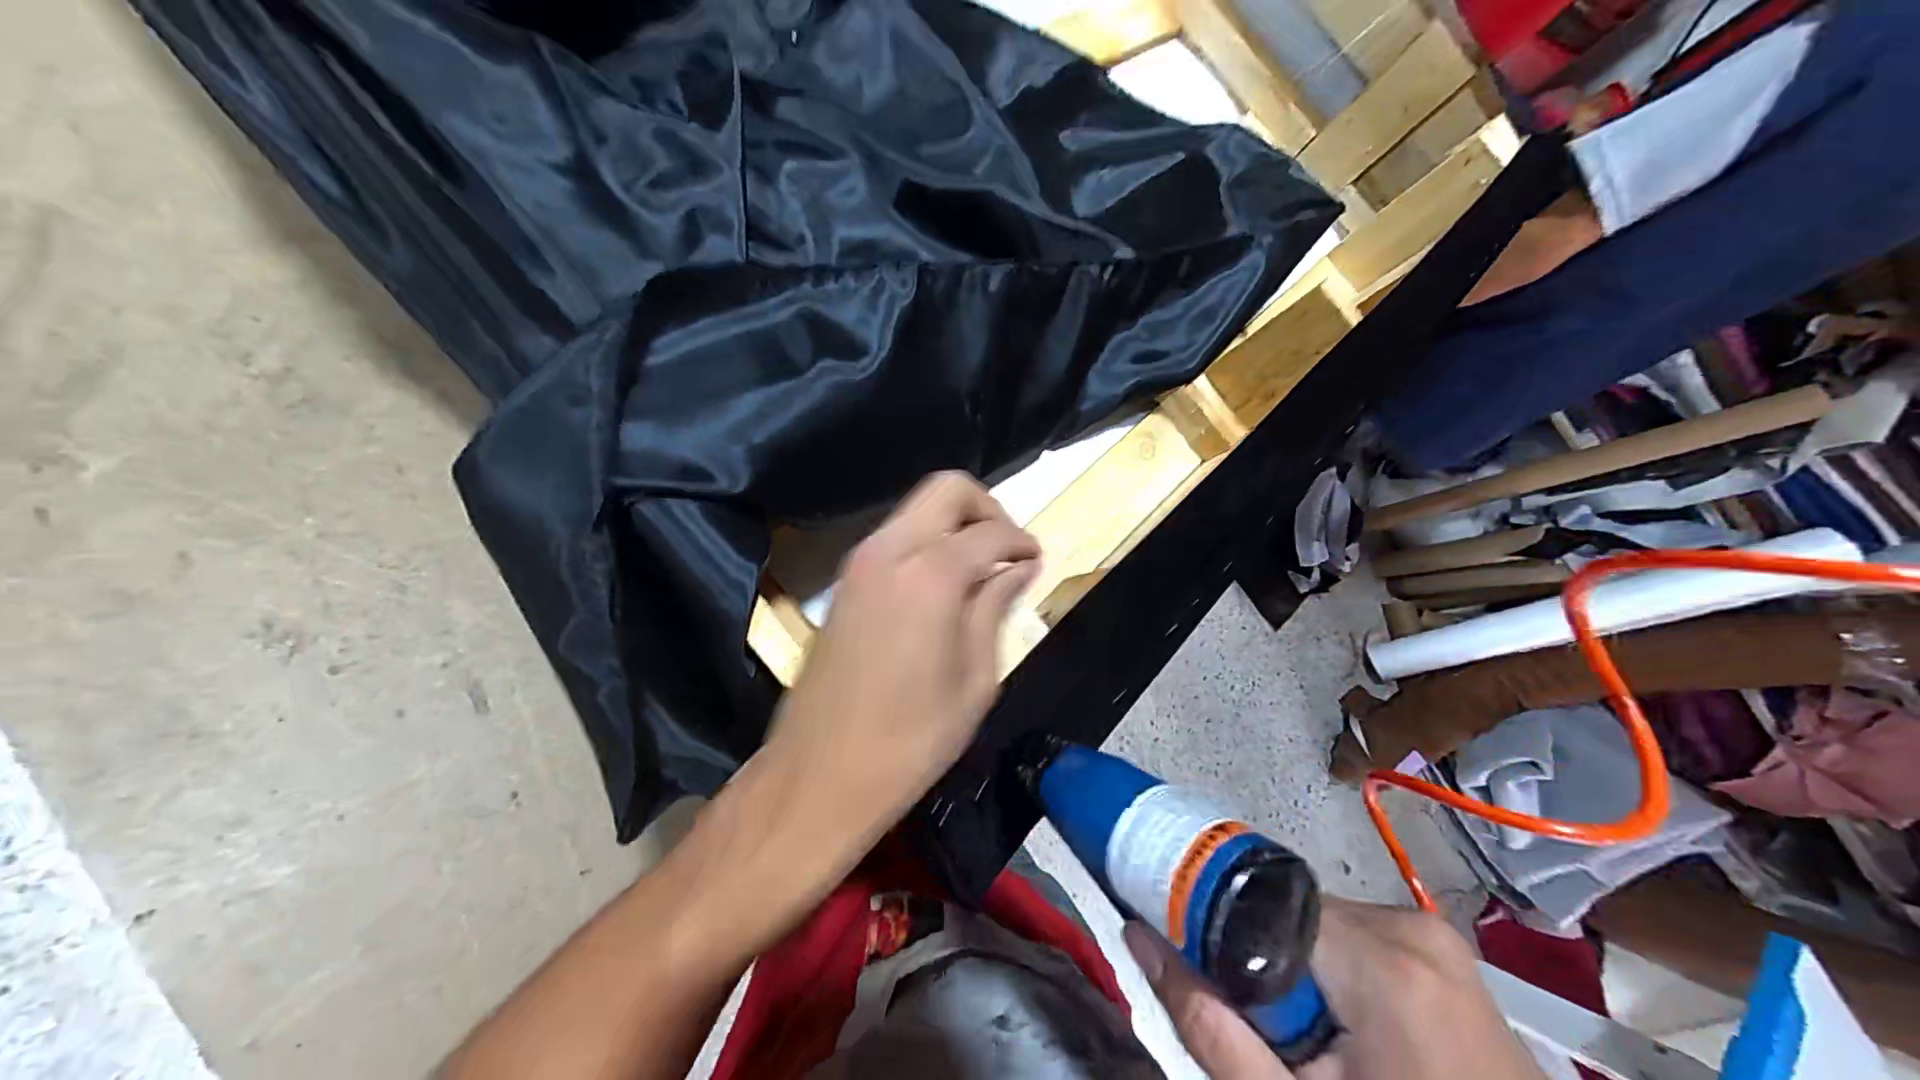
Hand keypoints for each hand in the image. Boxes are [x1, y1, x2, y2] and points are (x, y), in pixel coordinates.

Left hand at [761, 471, 1040, 839]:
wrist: (819, 773)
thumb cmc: (910, 740)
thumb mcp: (974, 679)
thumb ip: (996, 608)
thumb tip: (1019, 567)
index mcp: (929, 575)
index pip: (990, 532)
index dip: (1022, 541)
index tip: (1037, 560)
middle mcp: (889, 552)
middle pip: (947, 490)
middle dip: (987, 509)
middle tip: (1008, 552)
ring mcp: (858, 564)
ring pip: (917, 511)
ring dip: (954, 526)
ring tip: (981, 573)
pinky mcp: (843, 584)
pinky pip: (895, 538)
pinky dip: (927, 545)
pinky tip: (944, 589)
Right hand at [1127, 899, 1541, 1079]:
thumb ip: (1208, 1023)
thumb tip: (1139, 934)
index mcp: (1384, 960)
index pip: (1263, 904)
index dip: (1222, 935)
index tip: (1205, 977)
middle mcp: (1415, 926)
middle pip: (1291, 913)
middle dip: (1262, 960)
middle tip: (1267, 1033)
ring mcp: (1441, 938)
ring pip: (1321, 924)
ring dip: (1297, 968)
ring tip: (1312, 1042)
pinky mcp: (1450, 954)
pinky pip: (1361, 939)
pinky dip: (1336, 973)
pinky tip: (1350, 1036)